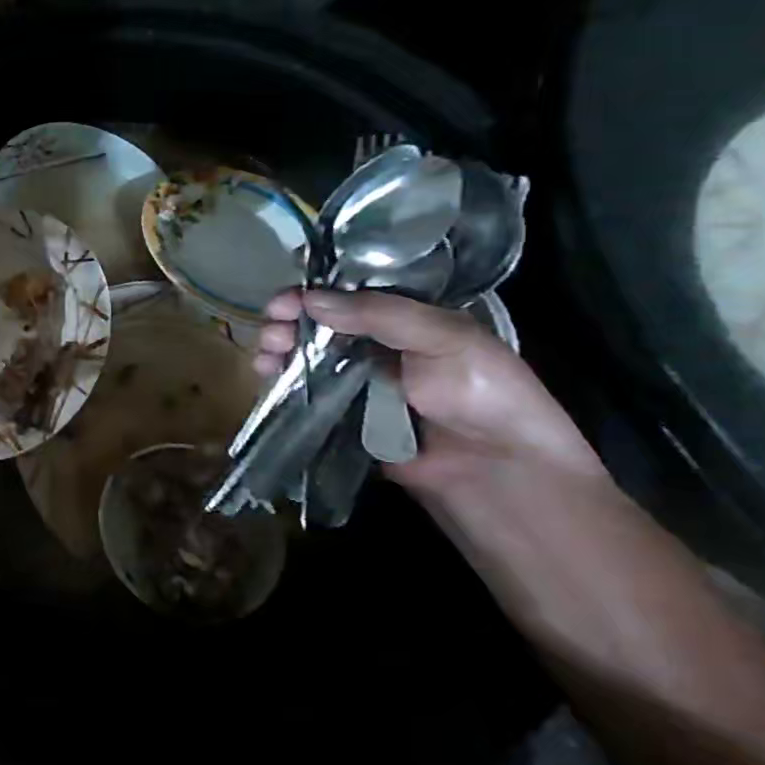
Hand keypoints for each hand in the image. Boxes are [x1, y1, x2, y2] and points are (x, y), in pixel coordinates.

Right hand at [255, 289, 604, 494]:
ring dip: (282, 352)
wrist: (500, 473)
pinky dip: (287, 387)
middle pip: (322, 325)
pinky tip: (269, 382)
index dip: (314, 291)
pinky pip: (313, 397)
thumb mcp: (443, 336)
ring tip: (264, 358)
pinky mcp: (350, 421)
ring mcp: (364, 385)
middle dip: (290, 323)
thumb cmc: (483, 393)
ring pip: (311, 359)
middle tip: (271, 333)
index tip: (284, 301)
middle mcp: (382, 346)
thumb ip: (378, 314)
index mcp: (408, 317)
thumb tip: (309, 299)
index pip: (351, 293)